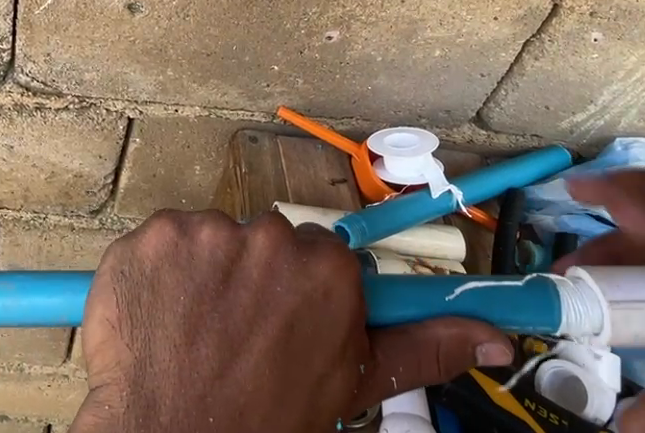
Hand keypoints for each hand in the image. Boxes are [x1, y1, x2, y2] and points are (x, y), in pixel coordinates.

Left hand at [70, 209, 512, 432]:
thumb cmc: (268, 417)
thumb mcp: (351, 385)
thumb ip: (422, 348)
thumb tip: (493, 338)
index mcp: (324, 267)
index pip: (316, 251)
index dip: (299, 286)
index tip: (286, 316)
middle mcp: (267, 235)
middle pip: (263, 239)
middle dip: (254, 274)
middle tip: (239, 330)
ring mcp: (202, 230)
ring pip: (212, 237)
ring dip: (206, 270)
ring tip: (198, 327)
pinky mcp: (151, 233)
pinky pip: (163, 239)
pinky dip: (161, 269)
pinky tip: (163, 312)